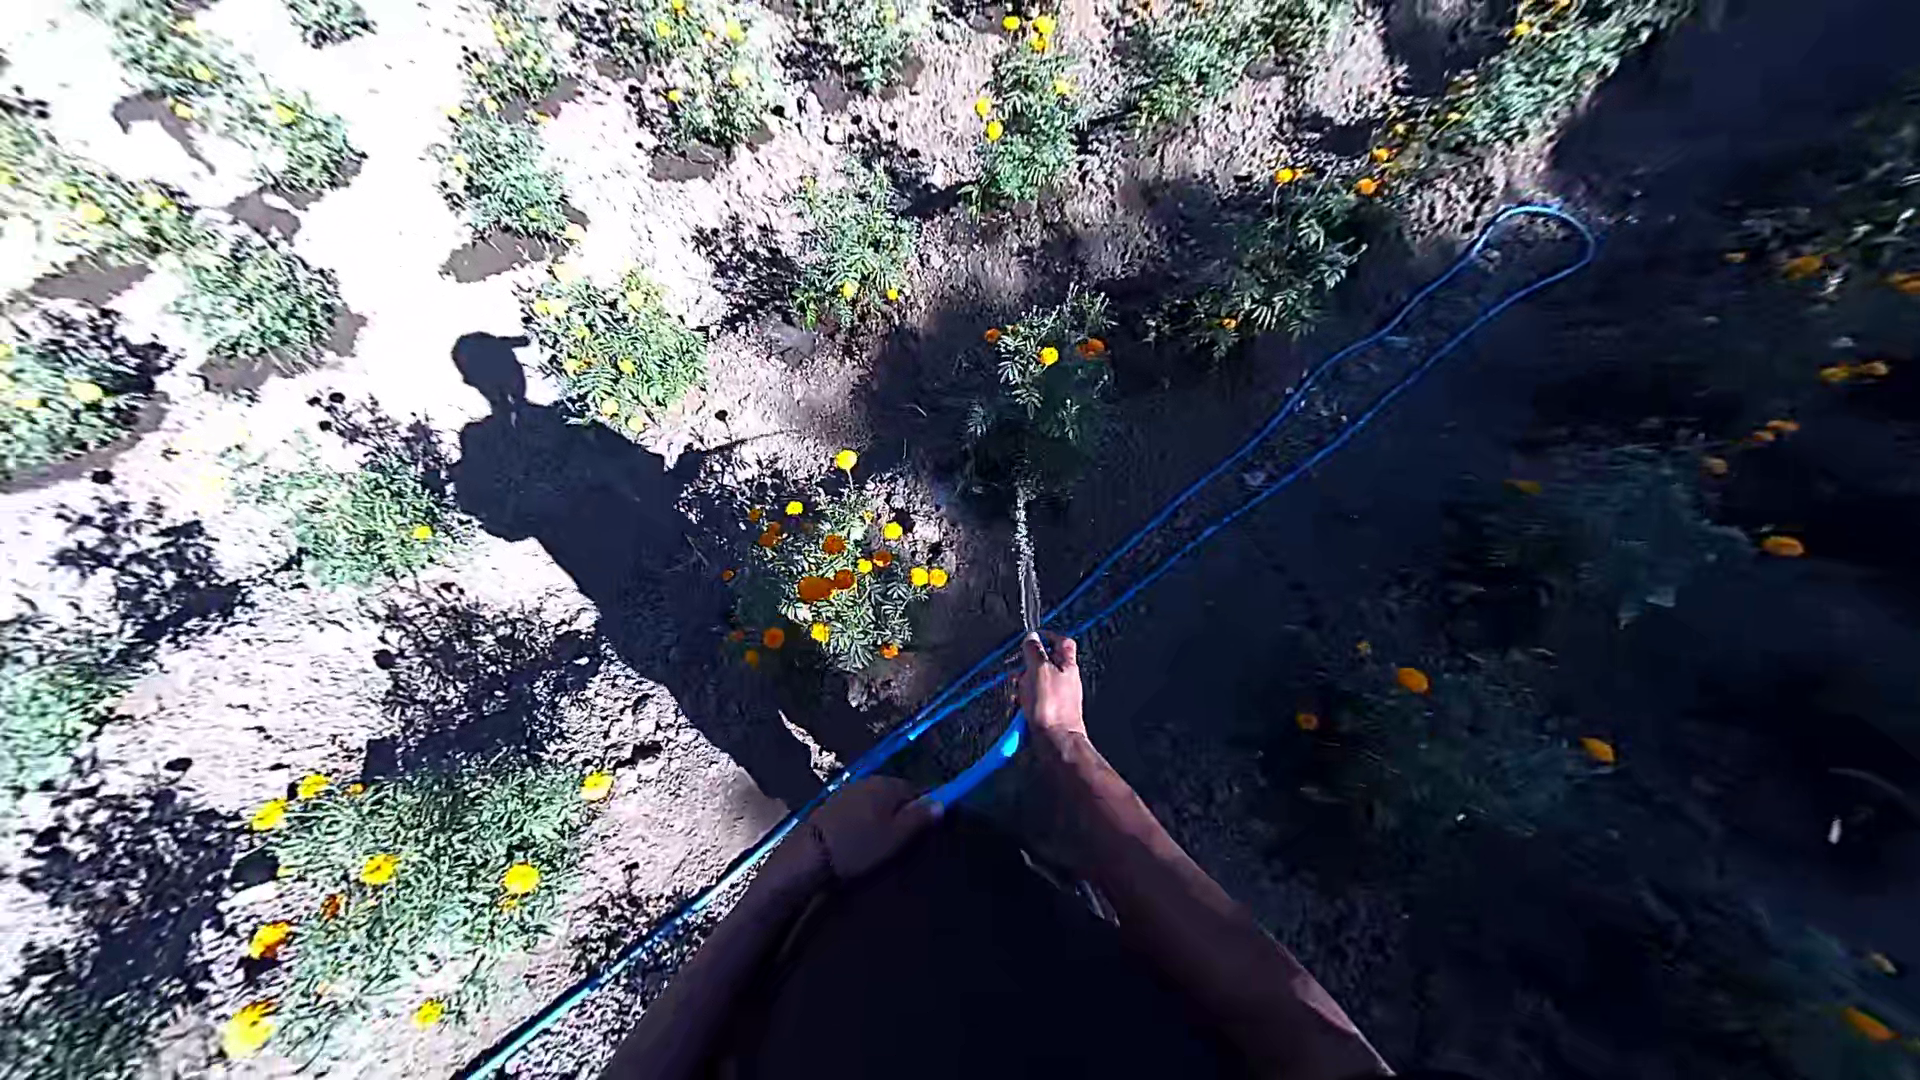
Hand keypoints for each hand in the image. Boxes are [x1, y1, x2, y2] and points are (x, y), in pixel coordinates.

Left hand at [764, 777, 936, 891]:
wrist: (808, 854)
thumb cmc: (858, 846)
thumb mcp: (895, 837)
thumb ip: (919, 818)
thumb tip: (941, 801)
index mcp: (889, 784)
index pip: (919, 790)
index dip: (927, 808)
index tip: (929, 830)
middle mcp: (871, 779)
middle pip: (898, 794)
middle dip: (904, 813)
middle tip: (905, 841)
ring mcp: (850, 789)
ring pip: (878, 800)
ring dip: (883, 816)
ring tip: (883, 843)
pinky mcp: (834, 802)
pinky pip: (861, 807)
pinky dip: (866, 819)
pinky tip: (862, 838)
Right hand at [1018, 632, 1085, 743]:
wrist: (1055, 741)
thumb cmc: (1053, 708)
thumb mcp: (1039, 670)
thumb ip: (1034, 651)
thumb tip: (1031, 638)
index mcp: (1067, 665)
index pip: (1062, 642)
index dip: (1049, 636)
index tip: (1034, 637)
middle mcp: (1064, 679)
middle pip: (1045, 662)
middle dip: (1028, 664)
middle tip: (1020, 668)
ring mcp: (1056, 695)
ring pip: (1035, 680)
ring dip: (1023, 683)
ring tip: (1019, 690)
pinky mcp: (1047, 710)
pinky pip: (1032, 698)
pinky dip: (1023, 698)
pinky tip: (1019, 704)